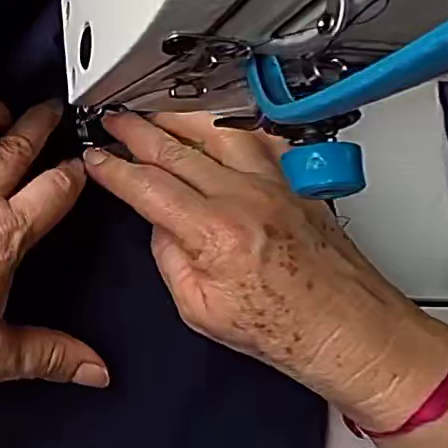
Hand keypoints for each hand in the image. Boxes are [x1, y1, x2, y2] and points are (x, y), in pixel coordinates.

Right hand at [81, 111, 447, 432]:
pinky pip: (263, 140)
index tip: (95, 157)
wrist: (352, 335)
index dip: (113, 168)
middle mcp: (246, 199)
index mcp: (213, 232)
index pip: (146, 185)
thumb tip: (160, 225)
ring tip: (157, 113)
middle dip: (135, 130)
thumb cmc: (285, 330)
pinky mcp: (298, 186)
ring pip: (219, 131)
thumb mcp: (197, 306)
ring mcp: (276, 187)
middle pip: (175, 149)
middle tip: (114, 121)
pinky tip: (220, 125)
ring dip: (180, 117)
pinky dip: (234, 126)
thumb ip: (169, 257)